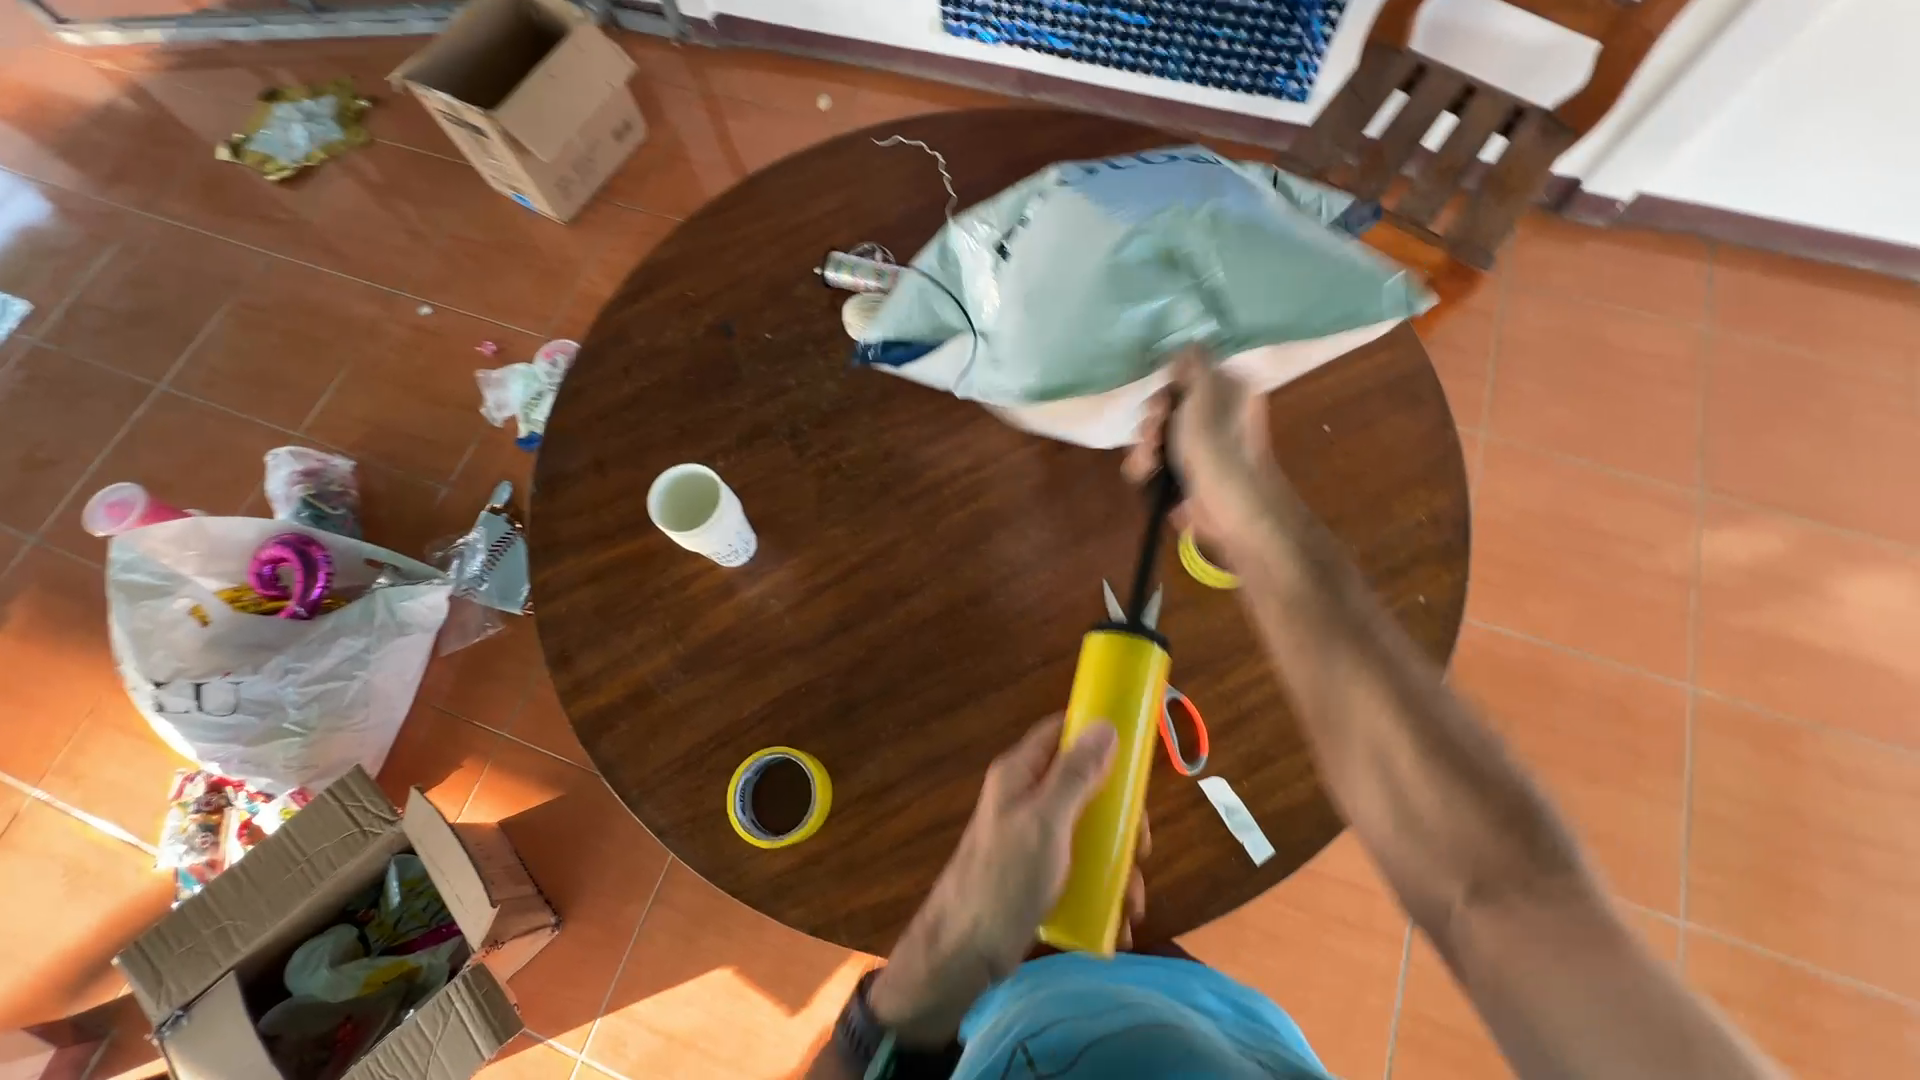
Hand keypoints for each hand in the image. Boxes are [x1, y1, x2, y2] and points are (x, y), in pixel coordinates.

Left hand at [869, 715, 1149, 1045]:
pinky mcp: (1039, 873)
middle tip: (1140, 849)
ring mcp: (1033, 837)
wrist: (963, 953)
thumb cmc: (1004, 879)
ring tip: (1130, 901)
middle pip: (1086, 786)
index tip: (1137, 758)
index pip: (1061, 732)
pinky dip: (1102, 889)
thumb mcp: (1046, 821)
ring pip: (1090, 832)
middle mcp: (1027, 798)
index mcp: (1020, 773)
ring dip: (1118, 863)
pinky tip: (1116, 918)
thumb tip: (1106, 725)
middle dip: (1120, 819)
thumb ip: (1075, 774)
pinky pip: (1081, 868)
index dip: (1098, 735)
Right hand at [1124, 347, 1286, 547]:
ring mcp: (1190, 451)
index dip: (1167, 387)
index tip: (1164, 399)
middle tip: (1155, 431)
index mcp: (1223, 396)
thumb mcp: (1206, 396)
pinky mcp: (1175, 477)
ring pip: (1150, 437)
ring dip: (1142, 446)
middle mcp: (1206, 420)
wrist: (1230, 511)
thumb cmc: (1222, 450)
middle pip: (1161, 408)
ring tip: (1150, 459)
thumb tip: (1187, 343)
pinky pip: (1147, 463)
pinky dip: (1142, 467)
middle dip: (1151, 420)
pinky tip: (1147, 473)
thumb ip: (1194, 366)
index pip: (1184, 379)